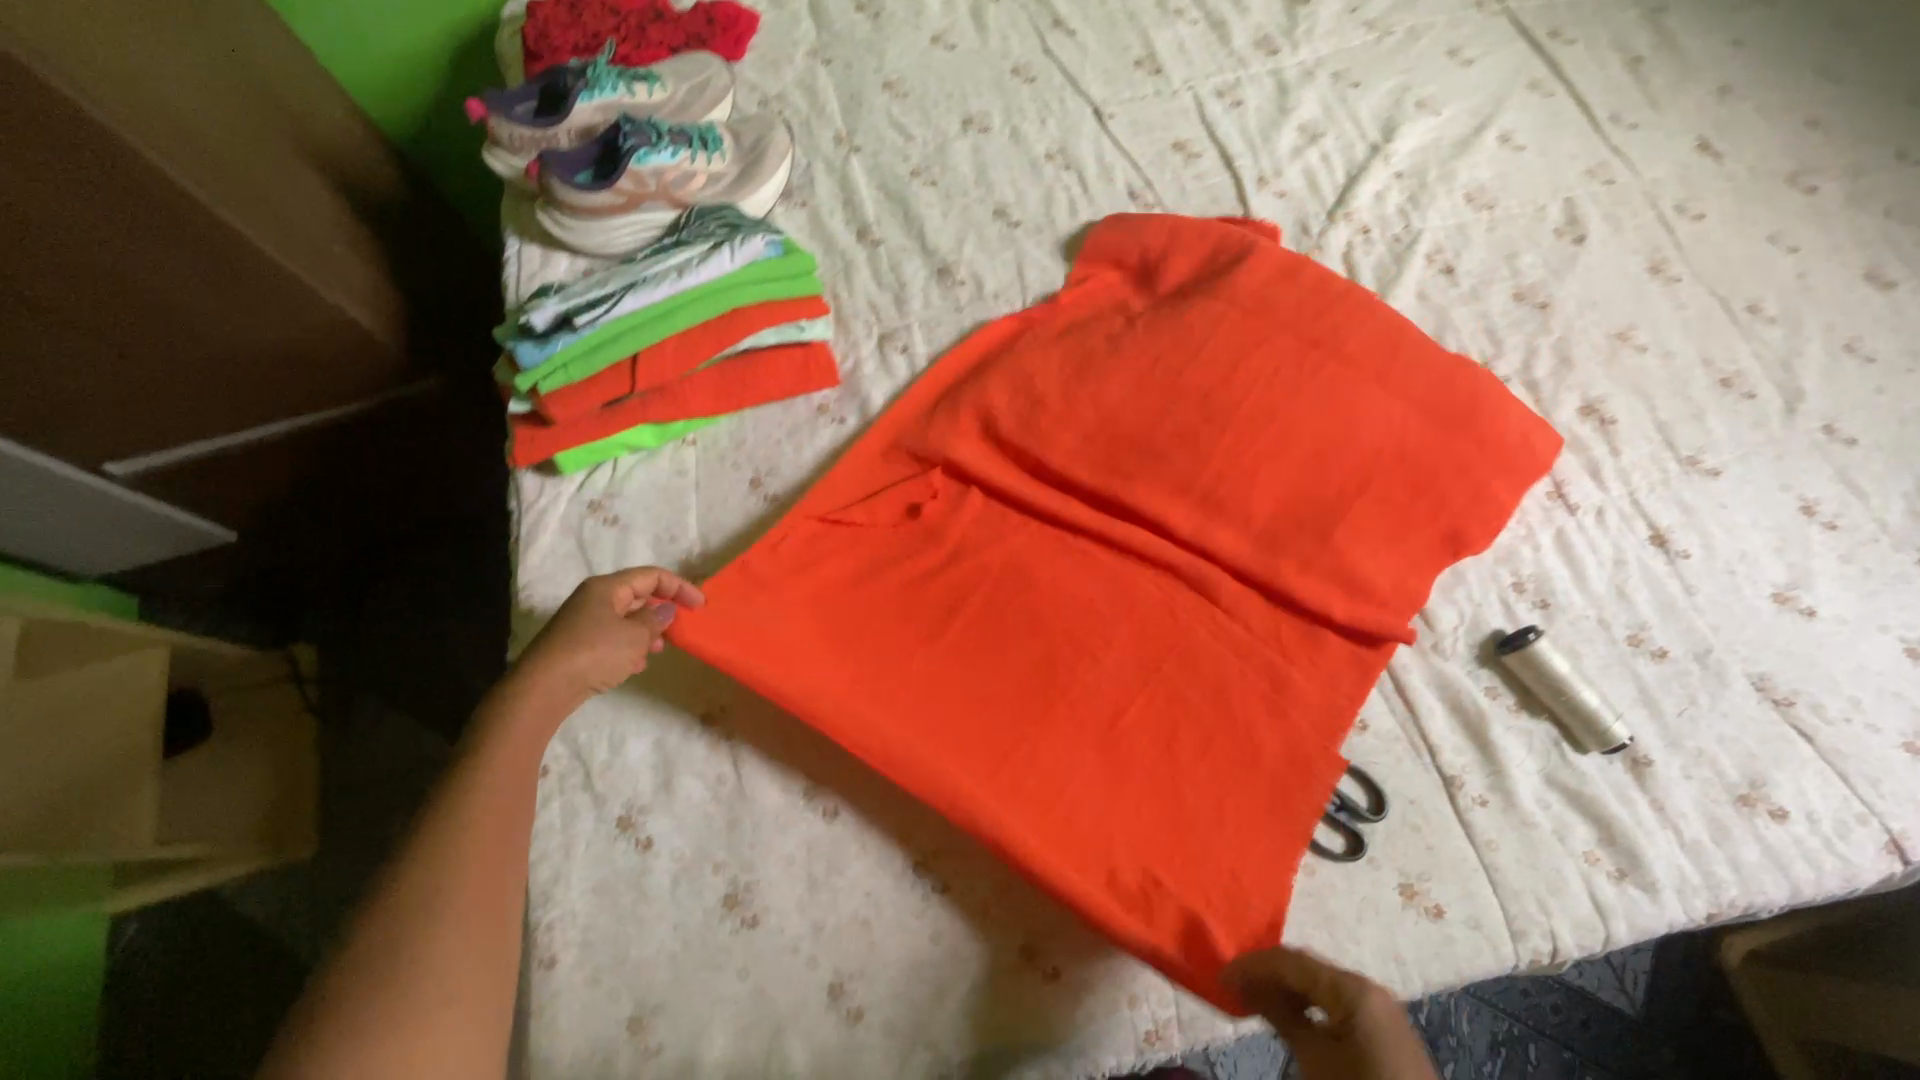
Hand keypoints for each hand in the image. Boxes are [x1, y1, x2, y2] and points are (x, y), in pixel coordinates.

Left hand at [510, 567, 705, 702]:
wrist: (544, 688)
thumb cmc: (594, 653)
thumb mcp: (634, 636)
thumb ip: (655, 620)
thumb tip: (666, 610)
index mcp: (607, 588)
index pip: (652, 576)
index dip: (680, 587)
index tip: (701, 605)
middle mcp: (594, 599)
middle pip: (638, 596)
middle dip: (662, 610)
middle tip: (681, 627)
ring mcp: (585, 623)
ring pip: (626, 619)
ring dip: (647, 632)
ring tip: (658, 649)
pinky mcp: (580, 645)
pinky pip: (613, 638)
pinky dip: (629, 648)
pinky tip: (634, 666)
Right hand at [1222, 946, 1437, 1079]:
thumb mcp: (1314, 1059)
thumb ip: (1279, 1014)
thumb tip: (1245, 985)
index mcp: (1351, 987)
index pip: (1290, 960)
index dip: (1251, 965)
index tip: (1220, 978)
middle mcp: (1366, 986)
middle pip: (1306, 968)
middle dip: (1267, 974)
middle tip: (1233, 989)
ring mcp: (1378, 1007)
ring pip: (1321, 984)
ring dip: (1286, 989)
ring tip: (1254, 1003)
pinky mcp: (1383, 1028)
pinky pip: (1337, 1002)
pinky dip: (1309, 1005)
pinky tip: (1289, 1017)